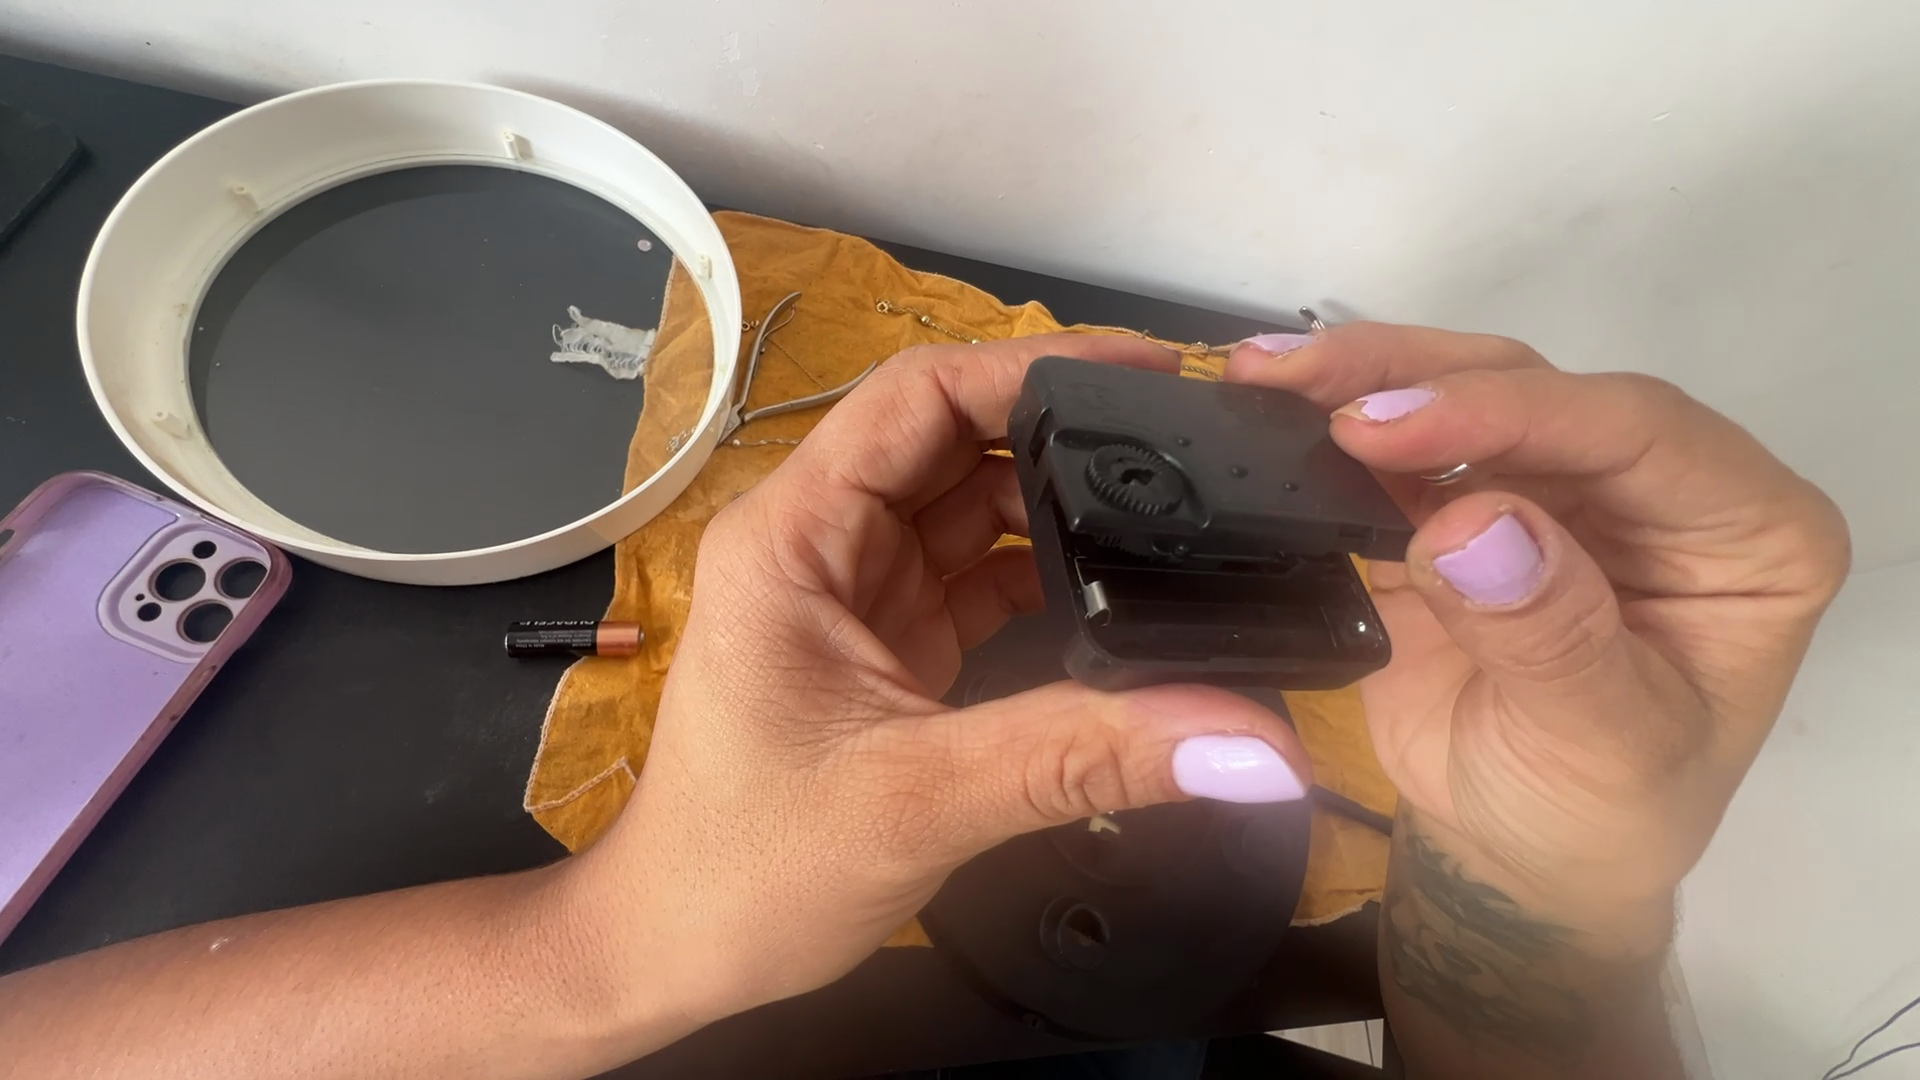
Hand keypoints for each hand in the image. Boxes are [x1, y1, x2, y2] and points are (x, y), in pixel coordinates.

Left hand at [560, 335, 1315, 1031]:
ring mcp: (861, 583)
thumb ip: (1085, 757)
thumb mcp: (921, 799)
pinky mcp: (892, 629)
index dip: (1028, 365)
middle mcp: (825, 537)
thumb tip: (1251, 746)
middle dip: (1064, 429)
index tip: (1145, 369)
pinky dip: (1048, 572)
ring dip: (1063, 504)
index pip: (916, 397)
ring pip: (976, 504)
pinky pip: (981, 571)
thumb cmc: (750, 866)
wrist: (680, 943)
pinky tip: (1114, 587)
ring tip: (1169, 508)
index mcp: (795, 533)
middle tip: (1181, 438)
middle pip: (956, 440)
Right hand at [1227, 324, 1849, 927]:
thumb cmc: (1588, 805)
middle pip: (1527, 385)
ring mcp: (1529, 494)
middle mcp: (1631, 489)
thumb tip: (1467, 526)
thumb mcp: (1599, 744)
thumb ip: (1549, 635)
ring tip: (1263, 372)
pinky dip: (1324, 436)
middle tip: (1298, 375)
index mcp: (1729, 531)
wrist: (1504, 836)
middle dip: (1409, 371)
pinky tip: (1273, 414)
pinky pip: (1385, 459)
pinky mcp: (1440, 514)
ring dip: (1354, 380)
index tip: (1380, 430)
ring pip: (1448, 398)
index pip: (1629, 429)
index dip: (1504, 413)